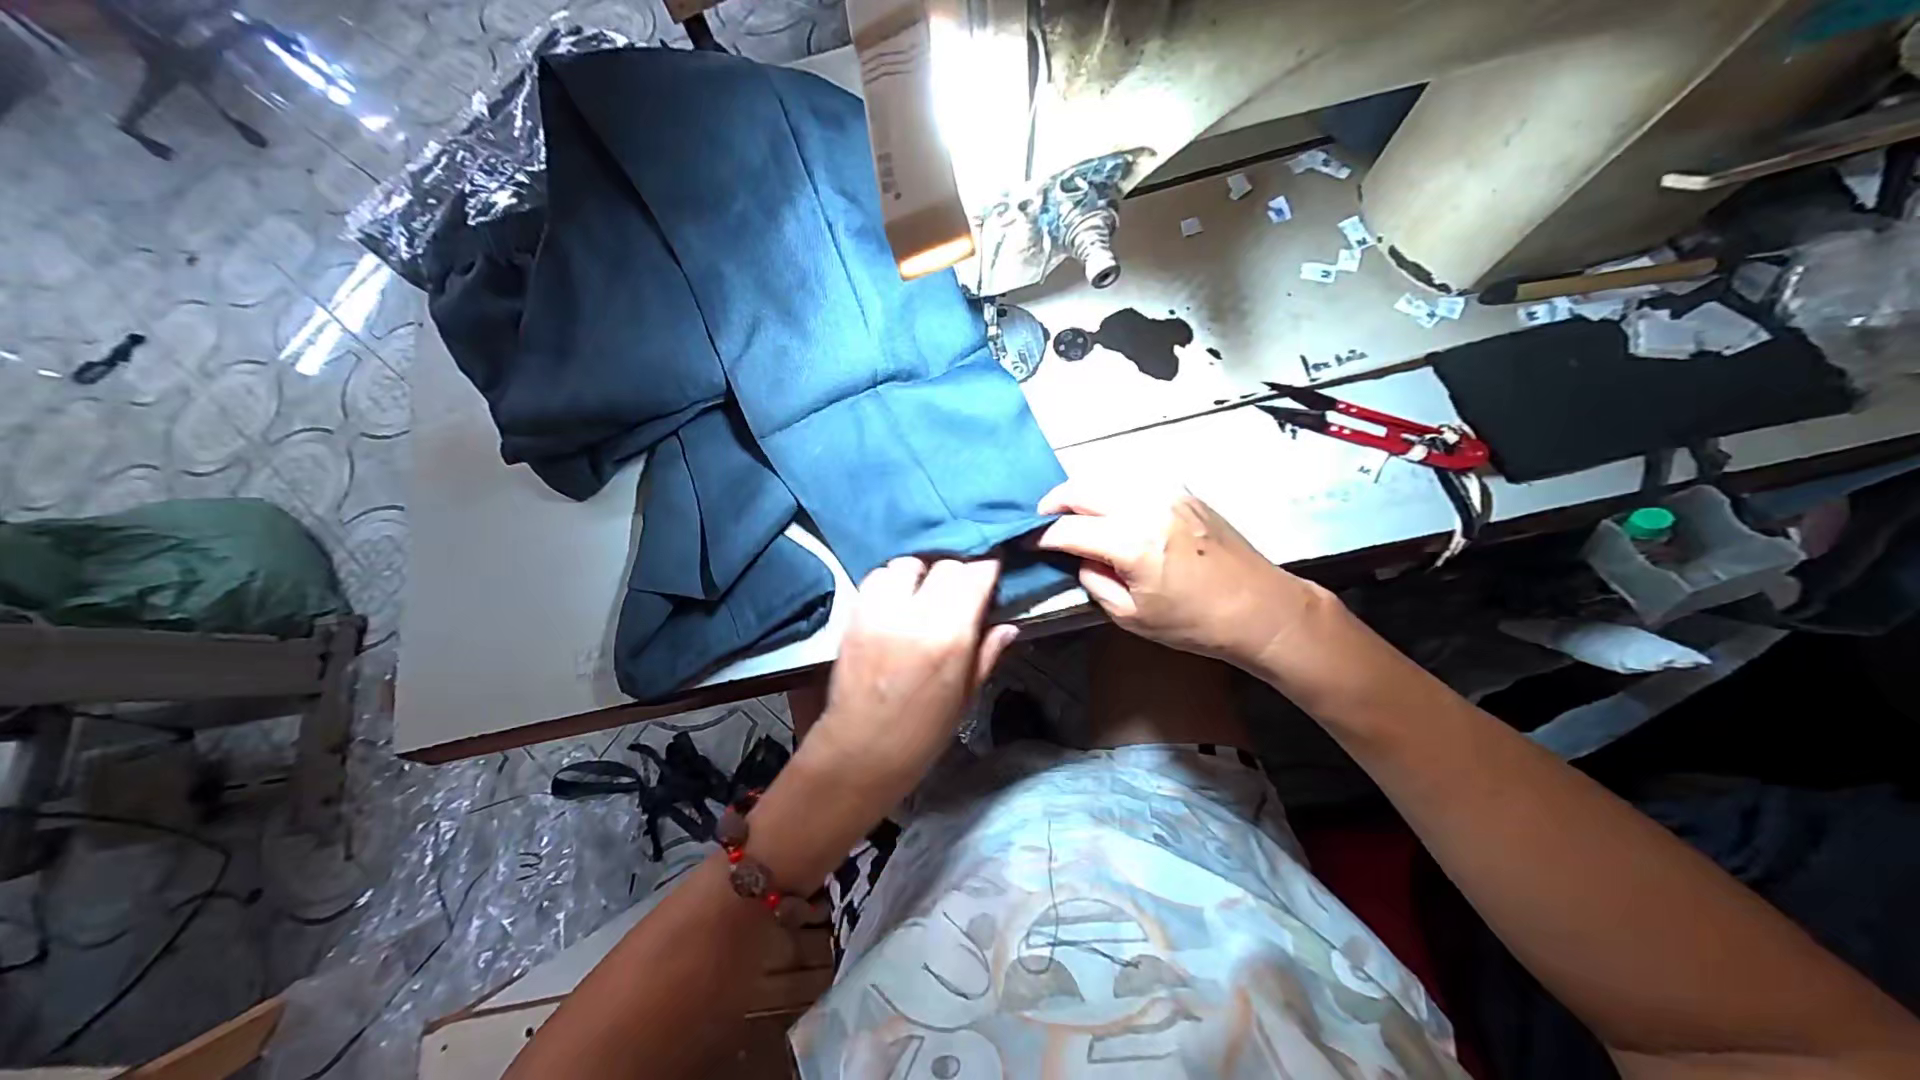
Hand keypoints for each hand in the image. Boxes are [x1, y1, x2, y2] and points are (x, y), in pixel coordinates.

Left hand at [804, 556, 1017, 800]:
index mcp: (951, 637)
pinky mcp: (854, 615)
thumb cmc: (923, 732)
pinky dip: (890, 582)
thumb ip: (987, 653)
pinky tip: (897, 601)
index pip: (975, 574)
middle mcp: (915, 616)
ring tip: (923, 593)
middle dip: (958, 572)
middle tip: (959, 591)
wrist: (862, 749)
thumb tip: (1008, 625)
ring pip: (907, 563)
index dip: (987, 570)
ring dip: (921, 573)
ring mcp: (880, 613)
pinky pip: (876, 577)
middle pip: (945, 565)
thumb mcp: (966, 696)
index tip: (991, 575)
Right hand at [1033, 481, 1330, 667]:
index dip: (1042, 536)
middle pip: (1082, 489)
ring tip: (1075, 515)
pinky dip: (1114, 491)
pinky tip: (1112, 511)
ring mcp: (1168, 493)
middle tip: (1044, 520)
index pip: (1069, 529)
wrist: (1259, 608)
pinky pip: (1135, 482)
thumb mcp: (1131, 616)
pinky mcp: (1184, 492)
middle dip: (1055, 502)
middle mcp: (1146, 506)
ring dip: (1083, 493)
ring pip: (1107, 478)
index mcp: (1131, 542)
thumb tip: (1080, 557)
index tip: (1028, 541)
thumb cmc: (1194, 623)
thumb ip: (1095, 580)